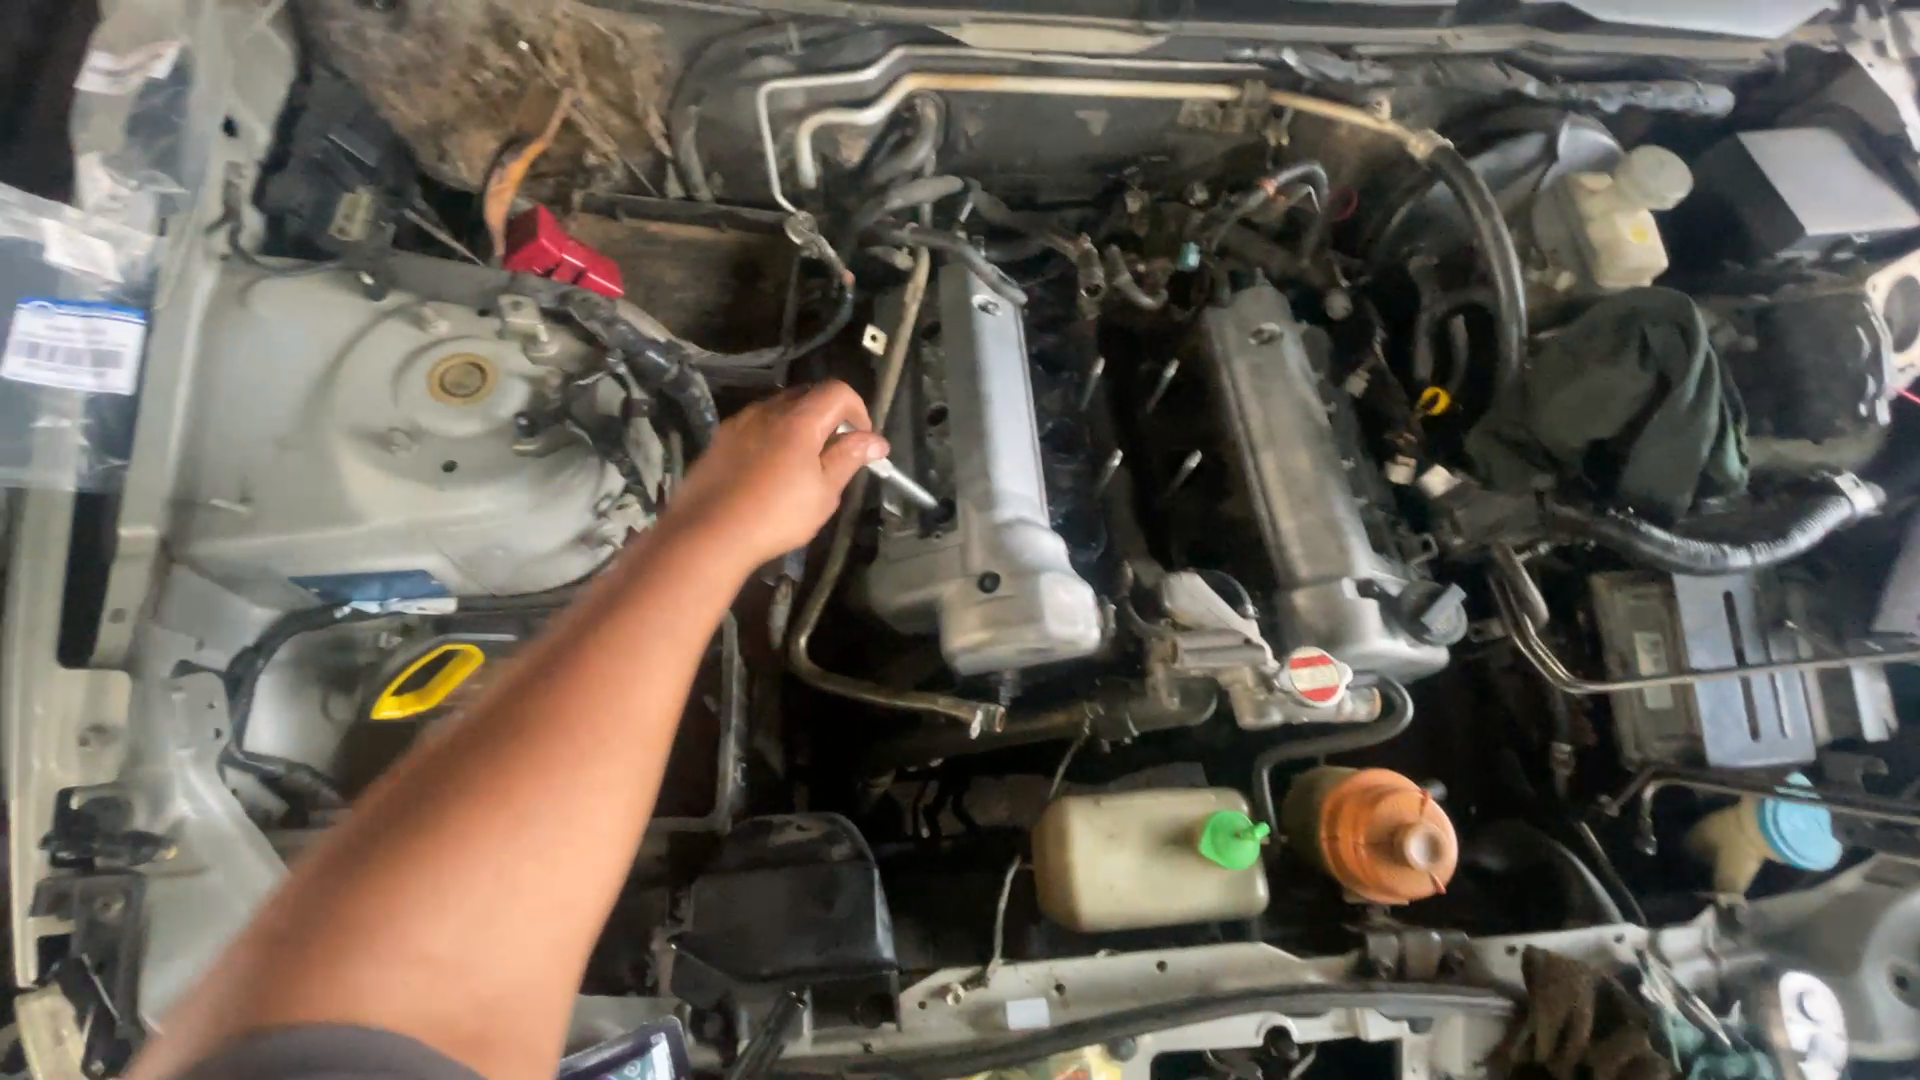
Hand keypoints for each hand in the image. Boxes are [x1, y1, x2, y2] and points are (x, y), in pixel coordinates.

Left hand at [660, 380, 886, 571]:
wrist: (707, 533)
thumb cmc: (776, 515)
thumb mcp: (824, 492)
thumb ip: (849, 458)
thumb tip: (876, 441)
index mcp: (799, 420)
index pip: (837, 391)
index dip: (858, 409)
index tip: (862, 440)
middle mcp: (768, 410)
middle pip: (808, 395)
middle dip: (830, 416)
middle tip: (836, 452)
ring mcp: (739, 422)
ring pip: (779, 409)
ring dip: (800, 426)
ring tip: (803, 463)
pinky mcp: (720, 440)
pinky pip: (756, 425)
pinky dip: (774, 436)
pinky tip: (770, 471)